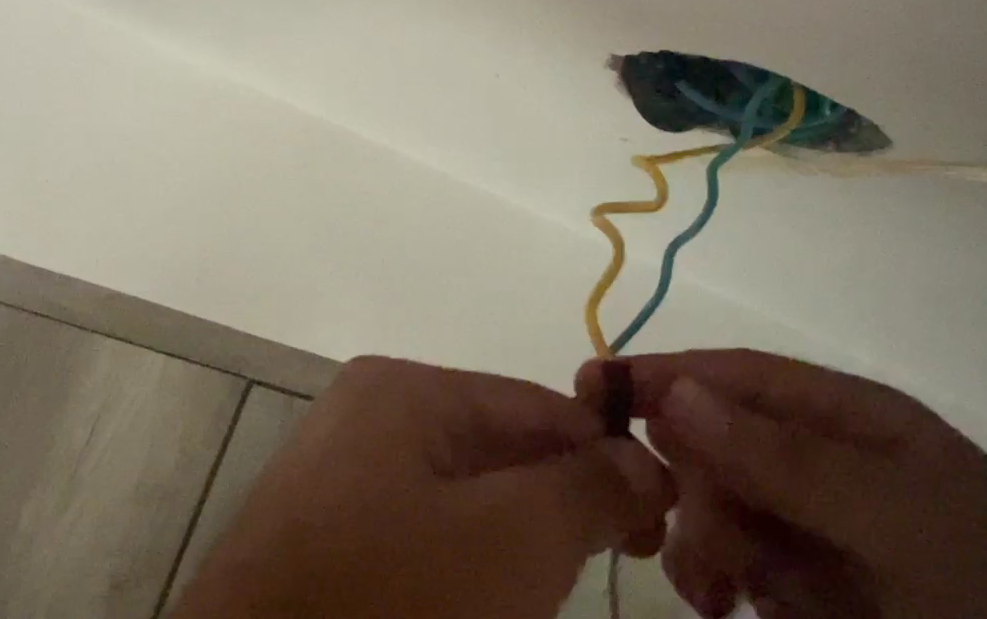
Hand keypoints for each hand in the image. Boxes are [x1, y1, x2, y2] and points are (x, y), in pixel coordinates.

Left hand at [169, 356, 674, 618]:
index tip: (662, 511)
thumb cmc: (394, 596)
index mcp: (404, 390)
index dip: (606, 453)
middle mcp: (366, 417)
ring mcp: (338, 477)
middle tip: (622, 553)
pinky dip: (466, 558)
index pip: (534, 405)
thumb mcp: (514, 538)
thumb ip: (587, 489)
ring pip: (460, 494)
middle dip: (561, 498)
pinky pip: (419, 530)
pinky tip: (486, 595)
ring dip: (518, 534)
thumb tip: (644, 462)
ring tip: (558, 580)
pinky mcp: (324, 536)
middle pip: (497, 447)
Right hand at [577, 351, 986, 618]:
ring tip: (717, 595)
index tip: (591, 387)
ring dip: (704, 543)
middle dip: (690, 480)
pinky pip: (742, 568)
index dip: (664, 374)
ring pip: (722, 508)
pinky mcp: (816, 591)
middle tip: (679, 533)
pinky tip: (733, 610)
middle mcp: (830, 463)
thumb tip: (675, 392)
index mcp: (855, 420)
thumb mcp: (898, 519)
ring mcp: (822, 531)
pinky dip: (724, 583)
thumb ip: (784, 458)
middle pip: (720, 443)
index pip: (738, 375)